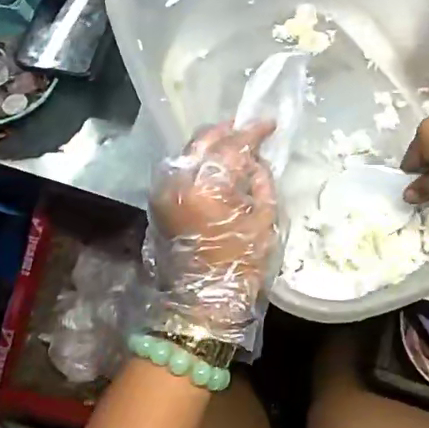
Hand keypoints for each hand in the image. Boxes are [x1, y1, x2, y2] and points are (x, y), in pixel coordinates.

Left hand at [148, 122, 277, 340]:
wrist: (201, 303)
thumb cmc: (240, 262)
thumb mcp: (264, 218)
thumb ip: (261, 181)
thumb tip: (256, 159)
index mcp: (208, 184)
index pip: (234, 145)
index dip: (254, 131)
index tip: (270, 124)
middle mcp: (180, 179)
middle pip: (204, 140)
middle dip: (228, 132)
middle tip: (250, 130)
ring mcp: (164, 189)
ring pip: (188, 151)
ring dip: (211, 145)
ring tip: (234, 145)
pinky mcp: (158, 201)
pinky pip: (180, 168)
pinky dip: (198, 161)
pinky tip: (215, 166)